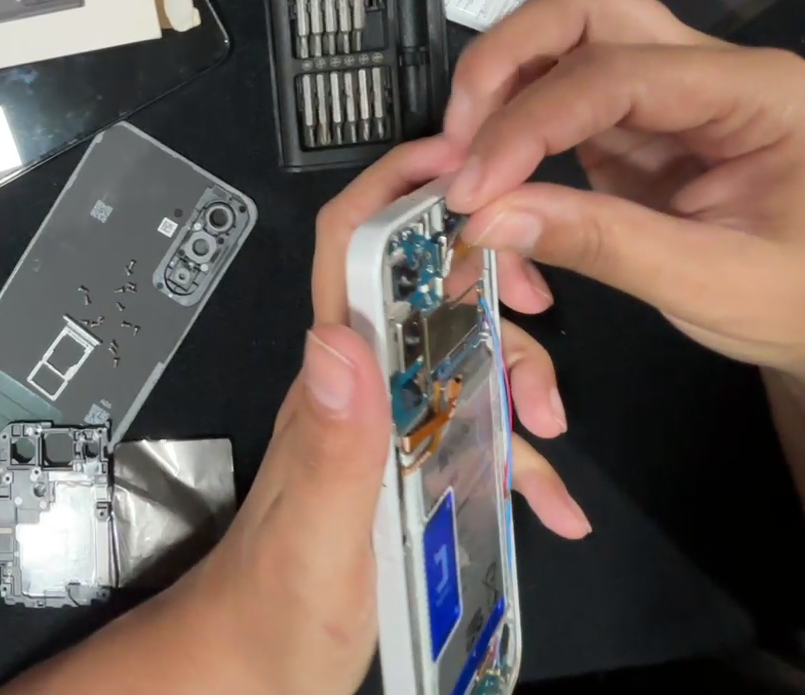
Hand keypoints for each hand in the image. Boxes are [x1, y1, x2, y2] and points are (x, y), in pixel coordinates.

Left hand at [126, 144, 589, 694]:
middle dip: (485, 283)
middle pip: (422, 292)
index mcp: (330, 378)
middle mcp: (354, 385)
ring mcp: (380, 424)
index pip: (347, 253)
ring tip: (554, 435)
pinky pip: (468, 437)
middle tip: (544, 309)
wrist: (250, 667)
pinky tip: (554, 506)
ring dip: (514, 376)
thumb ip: (330, 443)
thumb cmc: (277, 608)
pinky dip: (516, 461)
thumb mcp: (316, 535)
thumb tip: (338, 335)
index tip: (461, 161)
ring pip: (457, 358)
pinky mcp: (402, 468)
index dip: (392, 192)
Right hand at [441, 0, 804, 379]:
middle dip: (504, 59)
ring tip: (463, 150)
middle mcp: (706, 66)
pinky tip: (487, 158)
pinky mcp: (624, 116)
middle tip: (459, 139)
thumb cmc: (804, 301)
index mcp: (755, 93)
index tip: (471, 191)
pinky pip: (549, 83)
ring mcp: (662, 84)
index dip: (528, 124)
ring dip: (496, 78)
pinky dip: (505, 111)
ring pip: (559, 29)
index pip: (612, 73)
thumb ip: (599, 243)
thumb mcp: (710, 285)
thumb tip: (483, 219)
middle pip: (583, 6)